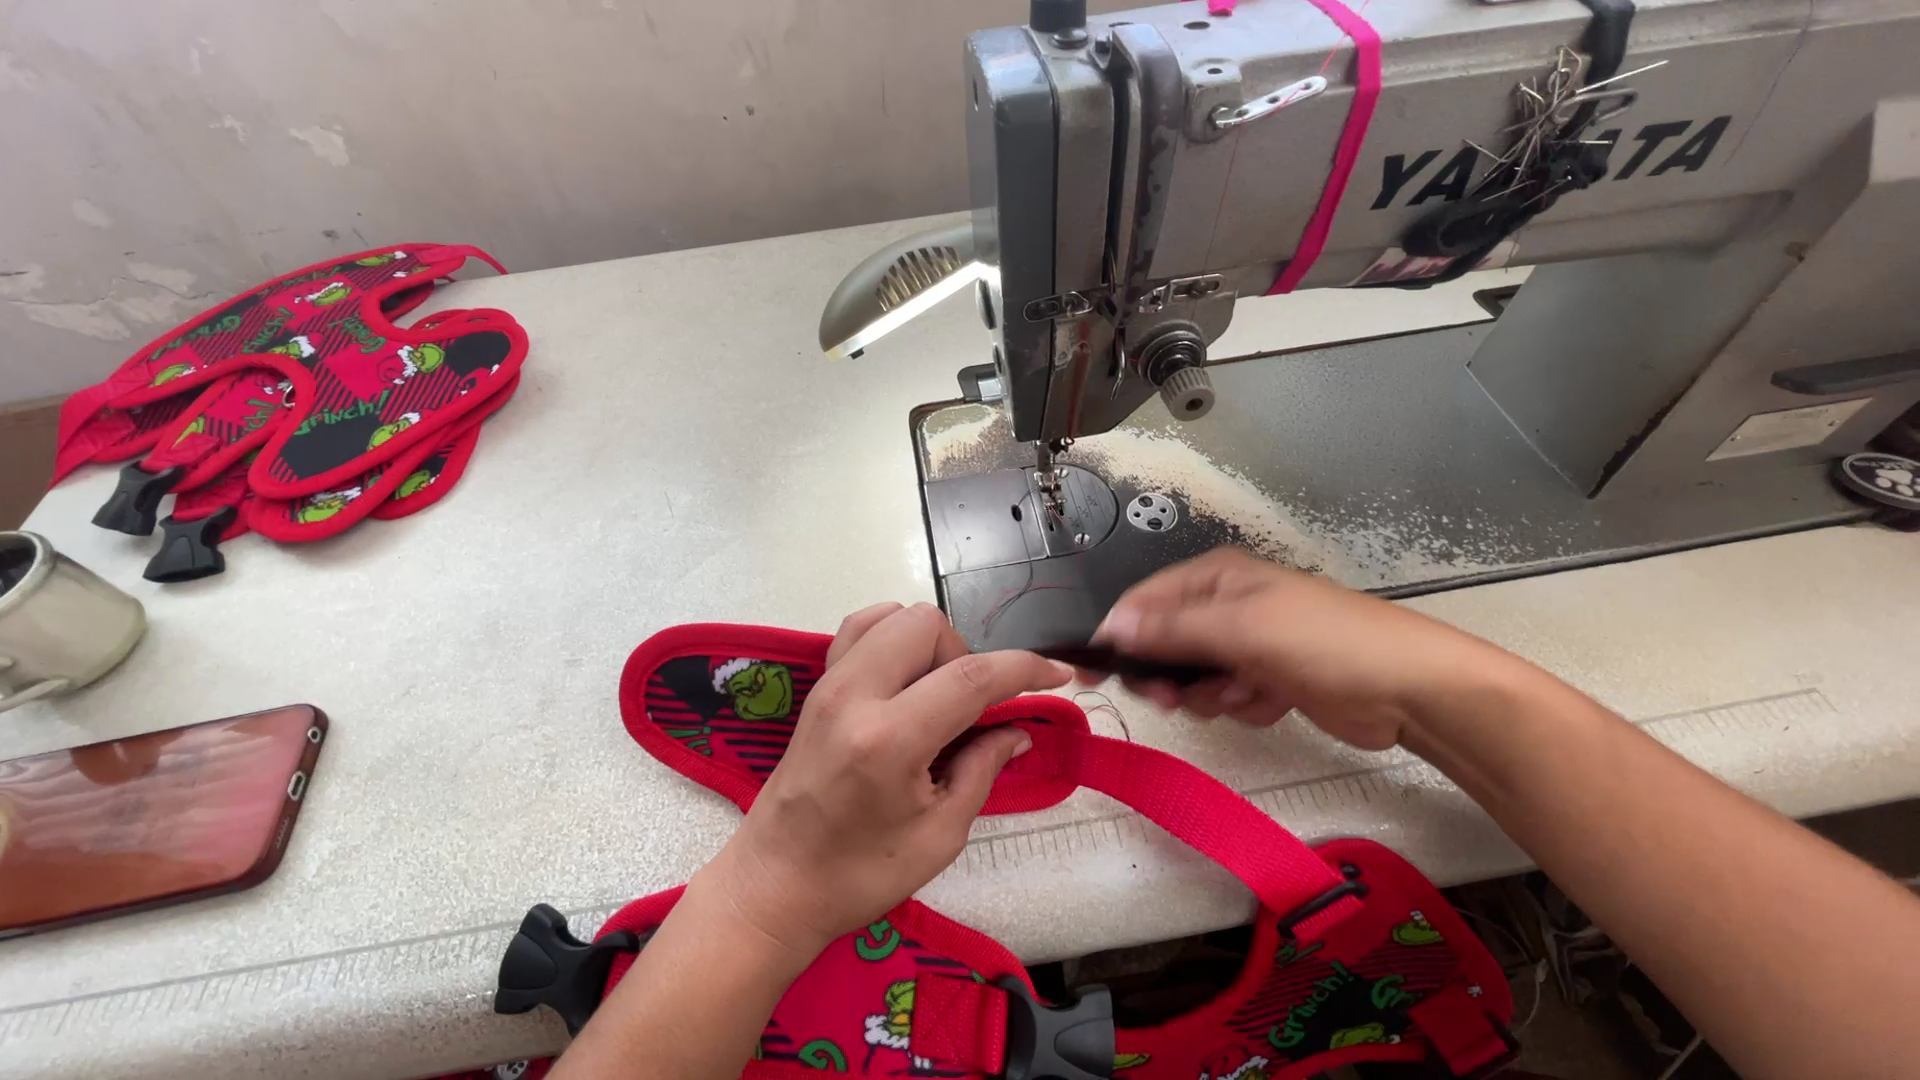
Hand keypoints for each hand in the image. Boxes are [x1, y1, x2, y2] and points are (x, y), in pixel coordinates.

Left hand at [703, 602, 1072, 959]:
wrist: (774, 885)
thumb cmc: (860, 875)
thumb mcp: (940, 835)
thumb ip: (983, 770)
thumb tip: (1018, 730)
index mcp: (889, 740)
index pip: (971, 678)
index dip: (1025, 669)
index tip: (1057, 675)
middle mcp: (855, 695)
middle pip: (929, 624)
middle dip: (967, 656)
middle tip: (969, 710)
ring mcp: (829, 684)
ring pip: (896, 615)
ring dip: (931, 645)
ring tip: (934, 696)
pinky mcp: (817, 685)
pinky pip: (861, 627)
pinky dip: (893, 635)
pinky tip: (904, 676)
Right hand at [1091, 547, 1523, 749]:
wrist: (1411, 690)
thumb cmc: (1323, 643)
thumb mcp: (1240, 629)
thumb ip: (1171, 629)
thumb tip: (1110, 625)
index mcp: (1216, 578)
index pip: (1144, 602)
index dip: (1115, 635)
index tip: (1089, 673)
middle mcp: (1227, 605)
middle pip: (1165, 643)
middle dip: (1169, 673)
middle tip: (1175, 699)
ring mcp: (1248, 643)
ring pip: (1193, 677)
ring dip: (1210, 694)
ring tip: (1243, 694)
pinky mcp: (1268, 679)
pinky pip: (1226, 696)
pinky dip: (1240, 705)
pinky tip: (1269, 702)